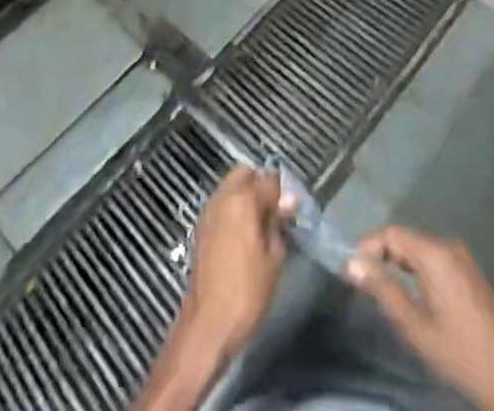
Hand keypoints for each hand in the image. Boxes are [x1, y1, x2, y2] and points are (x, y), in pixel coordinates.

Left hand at [179, 166, 294, 354]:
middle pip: (244, 173)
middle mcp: (222, 197)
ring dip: (246, 195)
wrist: (209, 321)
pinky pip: (221, 203)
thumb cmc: (248, 289)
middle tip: (275, 211)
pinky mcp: (201, 226)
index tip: (292, 211)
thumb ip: (278, 221)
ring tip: (261, 223)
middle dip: (261, 185)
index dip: (284, 194)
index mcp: (243, 200)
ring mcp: (208, 211)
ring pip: (230, 186)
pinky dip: (234, 207)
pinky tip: (245, 232)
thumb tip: (289, 200)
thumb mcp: (274, 255)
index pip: (270, 180)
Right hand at [349, 226, 493, 410]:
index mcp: (437, 255)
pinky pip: (436, 260)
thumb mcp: (415, 327)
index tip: (352, 272)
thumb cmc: (461, 356)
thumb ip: (383, 290)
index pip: (392, 233)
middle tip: (362, 282)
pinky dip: (417, 269)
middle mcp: (451, 249)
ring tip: (380, 288)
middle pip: (407, 238)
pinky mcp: (472, 275)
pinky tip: (410, 293)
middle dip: (381, 254)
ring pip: (421, 249)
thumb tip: (352, 264)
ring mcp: (465, 261)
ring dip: (398, 263)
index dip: (368, 247)